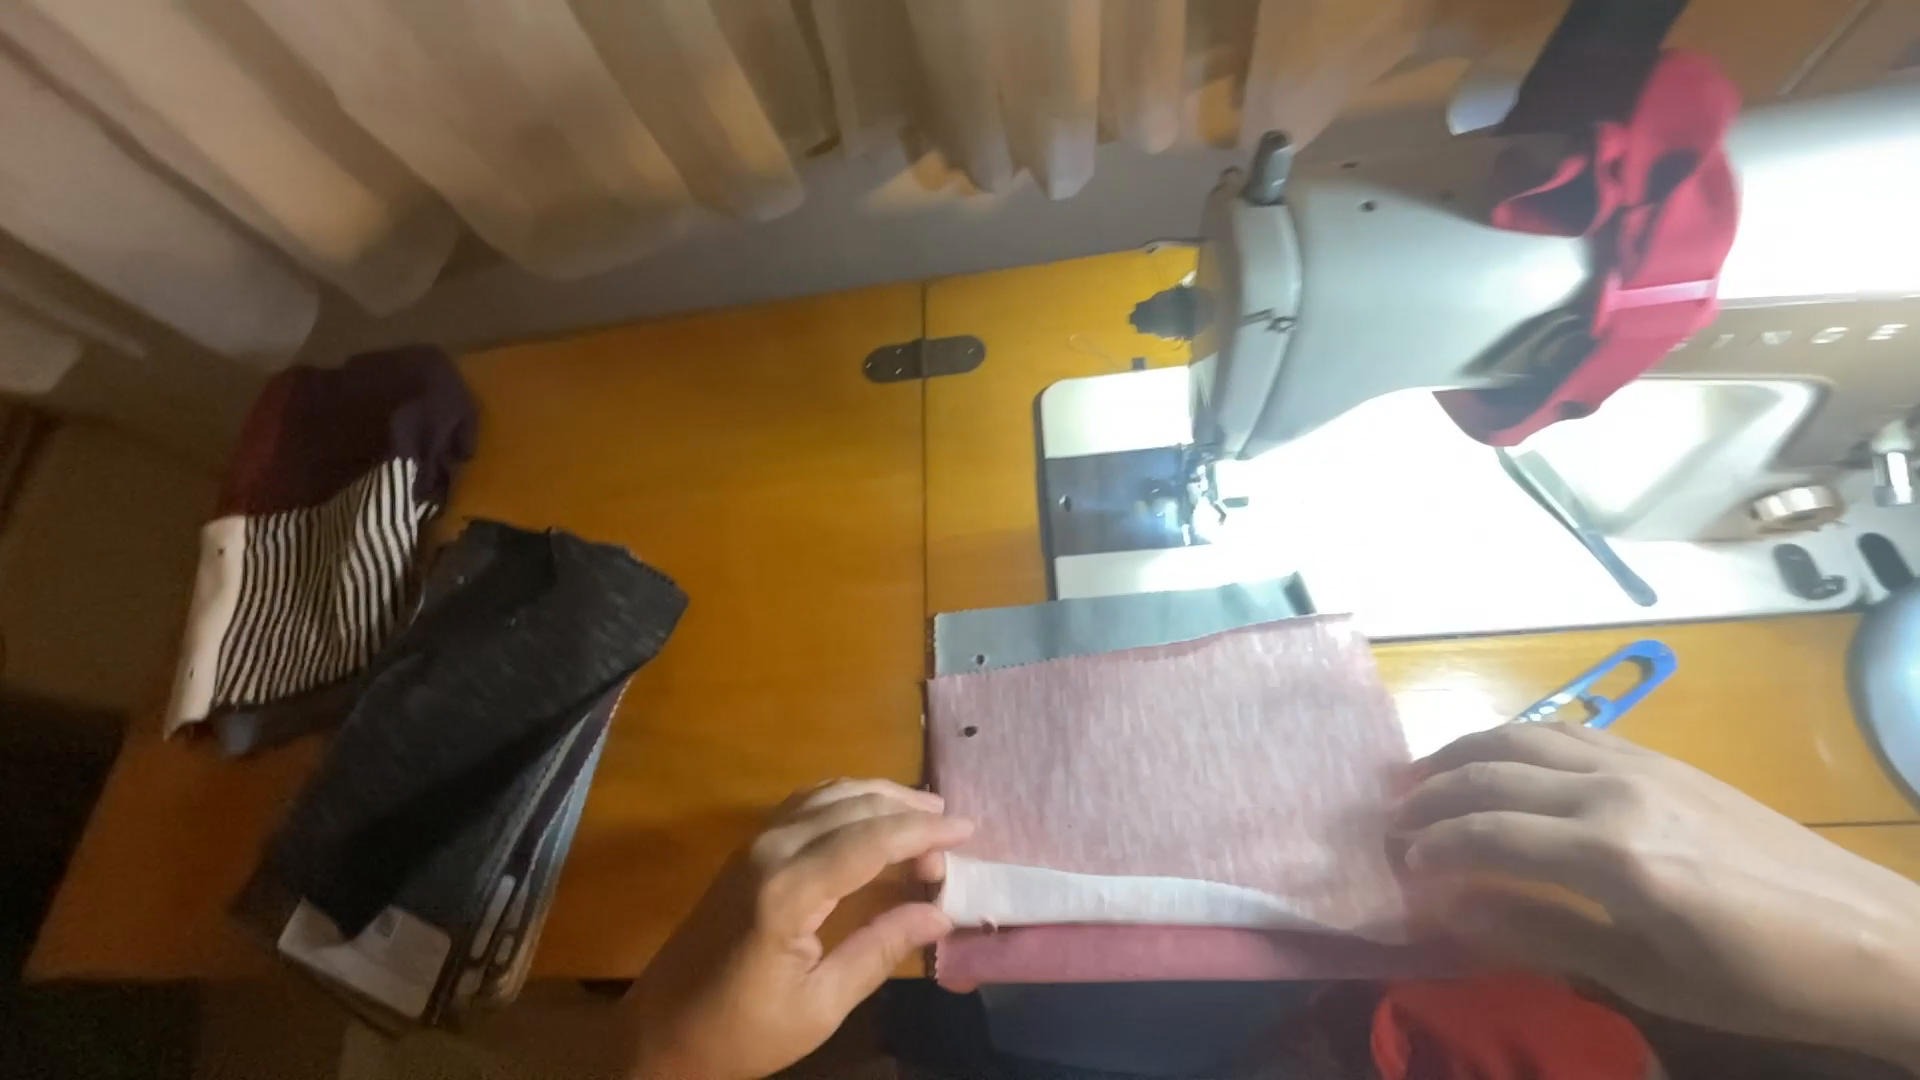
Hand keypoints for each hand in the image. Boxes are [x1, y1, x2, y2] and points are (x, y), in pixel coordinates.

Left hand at [619, 779, 973, 1079]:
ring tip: (926, 811)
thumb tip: (940, 912)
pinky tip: (871, 810)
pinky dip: (850, 796)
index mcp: (789, 892)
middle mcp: (773, 848)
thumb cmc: (740, 1033)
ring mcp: (758, 839)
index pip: (871, 840)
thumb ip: (881, 950)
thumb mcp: (820, 1006)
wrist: (659, 1032)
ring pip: (833, 793)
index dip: (923, 830)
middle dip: (910, 812)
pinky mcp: (752, 843)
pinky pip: (810, 800)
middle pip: (856, 807)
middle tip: (951, 834)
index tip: (968, 829)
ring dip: (882, 796)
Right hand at [1394, 722, 1919, 1067]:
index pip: (1489, 834)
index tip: (1405, 862)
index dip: (1436, 846)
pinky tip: (1492, 759)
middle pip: (1489, 775)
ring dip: (1457, 752)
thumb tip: (1449, 904)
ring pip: (1516, 736)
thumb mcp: (1647, 976)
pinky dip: (1508, 739)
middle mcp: (1612, 794)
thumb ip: (1538, 929)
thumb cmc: (1759, 977)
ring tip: (1421, 773)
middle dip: (1429, 794)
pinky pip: (1560, 729)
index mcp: (1614, 856)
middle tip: (1393, 815)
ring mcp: (1634, 764)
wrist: (1880, 940)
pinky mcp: (1654, 755)